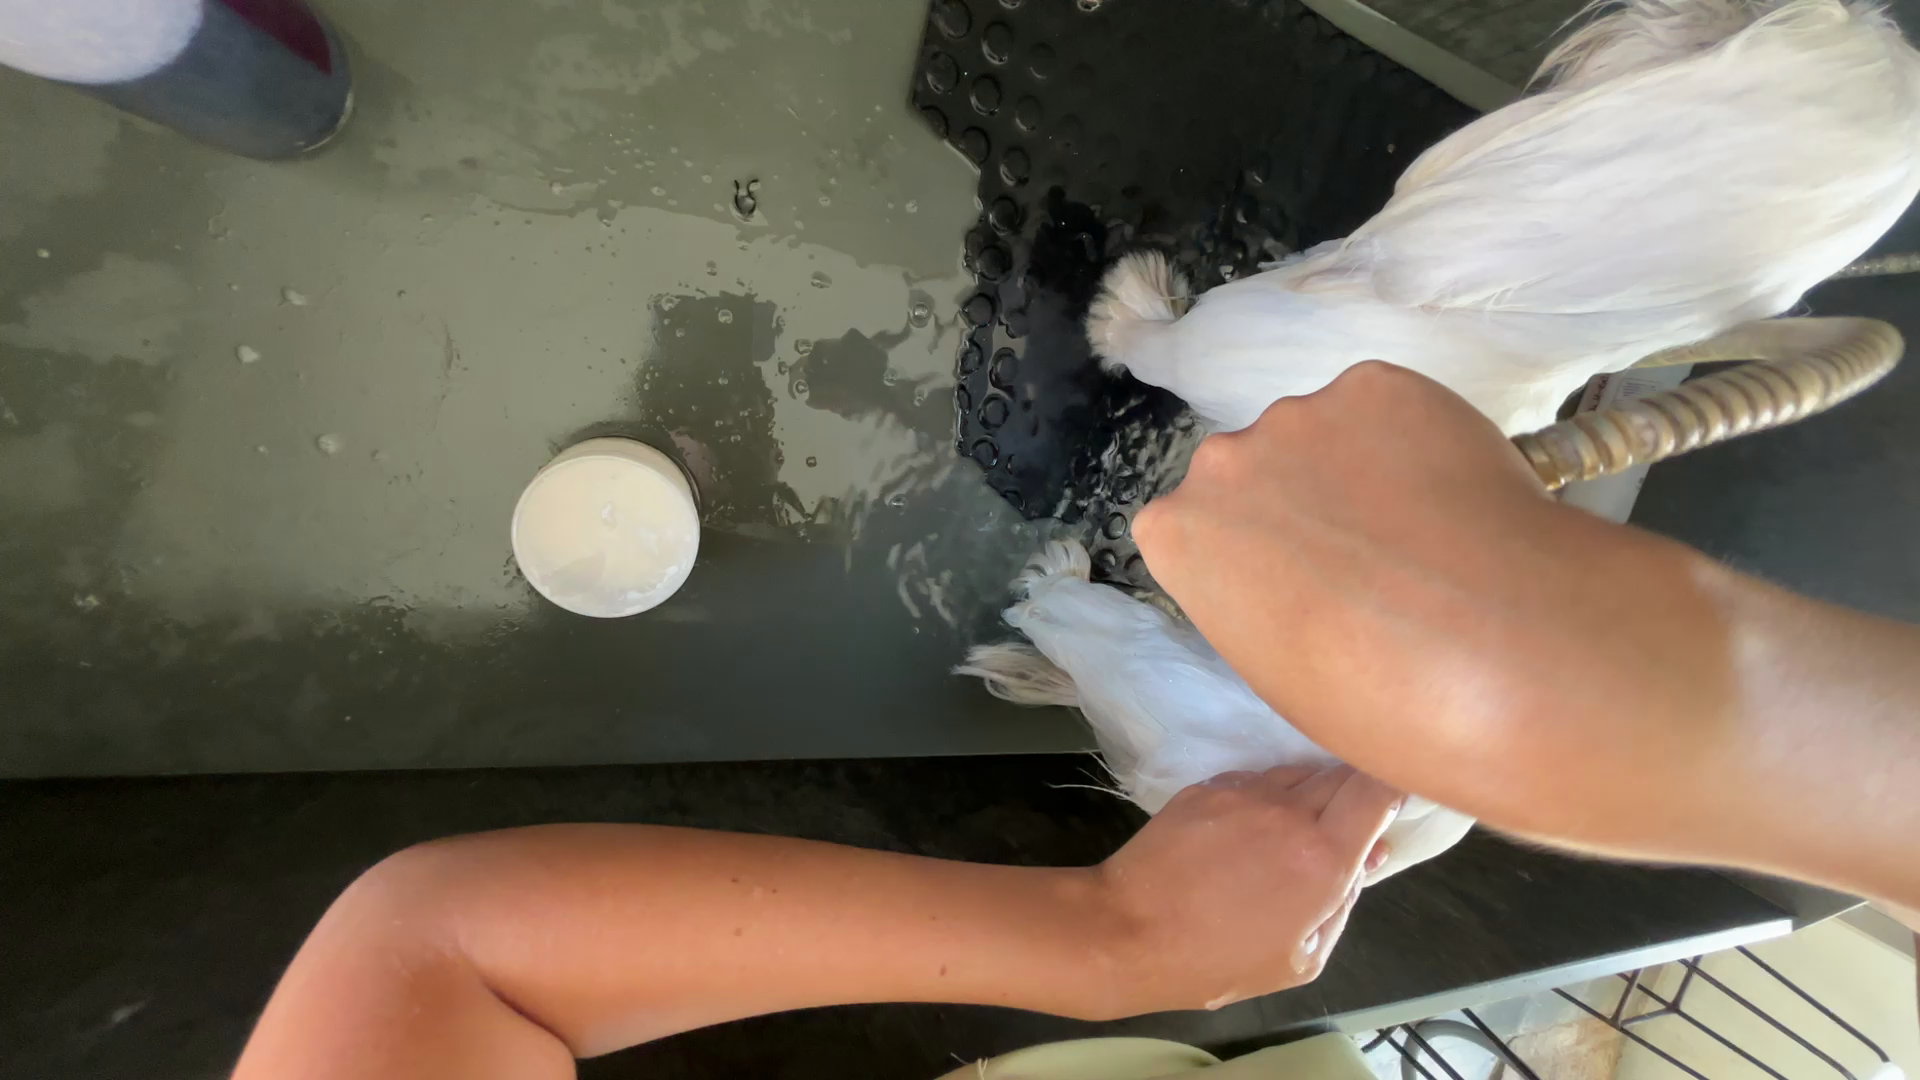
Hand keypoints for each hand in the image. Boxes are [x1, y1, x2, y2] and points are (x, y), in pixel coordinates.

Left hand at [1090, 766, 1402, 1013]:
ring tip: (1295, 830)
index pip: (1376, 789)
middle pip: (1338, 772)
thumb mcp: (1303, 956)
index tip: (1393, 800)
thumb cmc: (1222, 959)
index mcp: (1322, 854)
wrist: (1133, 928)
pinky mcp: (1204, 785)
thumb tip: (1369, 853)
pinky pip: (1253, 778)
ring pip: (1294, 771)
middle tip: (1348, 822)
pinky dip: (1266, 793)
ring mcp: (1240, 790)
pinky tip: (1252, 825)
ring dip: (1309, 791)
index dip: (1392, 785)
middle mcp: (1285, 808)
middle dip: (1353, 791)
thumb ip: (1344, 899)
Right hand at [1131, 363, 1755, 861]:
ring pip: (1316, 436)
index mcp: (1174, 532)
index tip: (1286, 578)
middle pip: (1247, 473)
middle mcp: (1217, 462)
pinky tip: (1449, 489)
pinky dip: (1409, 437)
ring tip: (1418, 523)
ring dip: (1349, 466)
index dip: (1244, 553)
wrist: (1492, 652)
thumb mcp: (1266, 661)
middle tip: (1355, 549)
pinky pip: (1381, 408)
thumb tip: (1288, 575)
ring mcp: (1295, 416)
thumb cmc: (1362, 694)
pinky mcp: (1375, 385)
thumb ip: (1247, 595)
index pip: (1191, 527)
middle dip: (1287, 500)